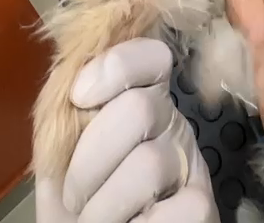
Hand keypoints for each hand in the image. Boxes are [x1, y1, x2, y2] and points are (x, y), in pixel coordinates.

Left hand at [34, 38, 218, 222]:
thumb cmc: (74, 198)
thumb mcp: (61, 149)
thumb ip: (69, 113)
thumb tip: (73, 82)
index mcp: (140, 97)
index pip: (150, 57)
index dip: (116, 66)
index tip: (78, 96)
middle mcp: (171, 122)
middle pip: (139, 108)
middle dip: (91, 158)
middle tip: (73, 195)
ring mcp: (190, 163)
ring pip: (149, 164)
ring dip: (105, 204)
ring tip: (92, 221)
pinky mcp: (202, 207)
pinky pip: (173, 211)